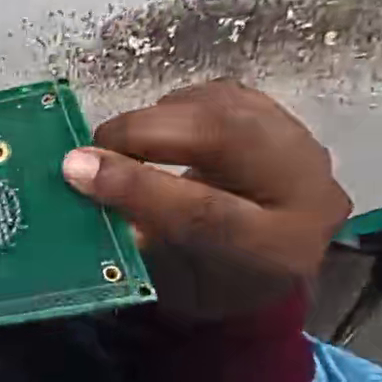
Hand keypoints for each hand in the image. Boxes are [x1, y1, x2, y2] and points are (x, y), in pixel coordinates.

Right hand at [61, 80, 350, 321]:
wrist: (264, 272)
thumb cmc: (207, 286)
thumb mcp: (168, 282)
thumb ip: (134, 236)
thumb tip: (85, 185)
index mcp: (274, 251)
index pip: (205, 212)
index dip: (136, 186)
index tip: (77, 168)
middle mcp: (304, 193)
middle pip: (226, 138)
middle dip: (147, 133)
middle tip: (94, 146)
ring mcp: (301, 149)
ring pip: (227, 106)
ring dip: (159, 116)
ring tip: (119, 140)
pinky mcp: (286, 121)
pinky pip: (227, 96)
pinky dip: (180, 105)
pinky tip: (156, 127)